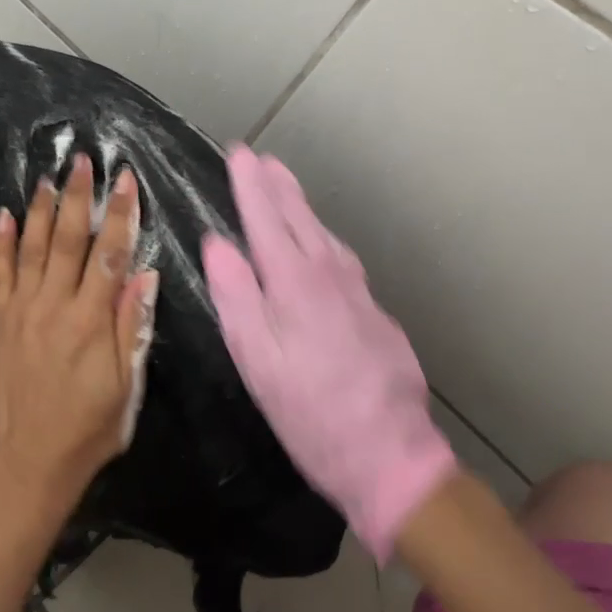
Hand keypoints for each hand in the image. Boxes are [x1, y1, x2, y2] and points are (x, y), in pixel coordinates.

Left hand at [0, 155, 159, 496]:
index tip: (125, 180)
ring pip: (30, 247)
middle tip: (81, 159)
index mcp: (91, 321)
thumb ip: (132, 327)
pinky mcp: (1, 317)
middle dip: (76, 196)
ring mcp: (22, 308)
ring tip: (47, 175)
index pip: (109, 254)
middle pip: (66, 239)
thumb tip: (144, 275)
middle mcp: (54, 305)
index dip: (119, 214)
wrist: (34, 455)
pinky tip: (3, 213)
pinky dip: (0, 241)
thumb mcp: (128, 385)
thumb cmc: (92, 425)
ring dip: (38, 208)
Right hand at [202, 144, 455, 561]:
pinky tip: (318, 245)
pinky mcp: (377, 317)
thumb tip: (218, 242)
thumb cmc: (309, 412)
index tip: (238, 152)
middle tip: (261, 158)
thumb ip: (235, 295)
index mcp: (296, 283)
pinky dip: (321, 238)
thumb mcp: (256, 359)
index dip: (250, 184)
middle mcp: (332, 278)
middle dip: (278, 185)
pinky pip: (341, 260)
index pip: (266, 219)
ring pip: (325, 237)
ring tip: (284, 187)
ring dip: (301, 207)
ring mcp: (360, 296)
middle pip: (301, 219)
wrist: (394, 459)